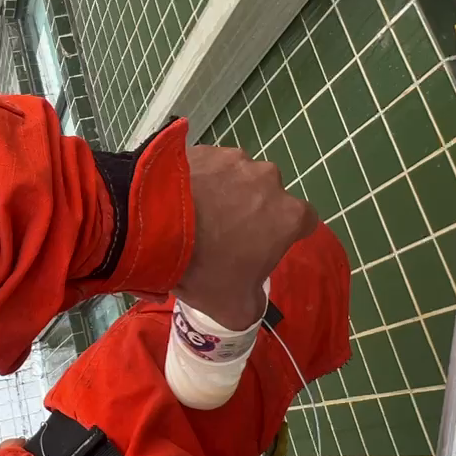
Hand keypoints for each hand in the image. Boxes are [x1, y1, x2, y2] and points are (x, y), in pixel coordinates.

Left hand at [177, 146, 318, 329]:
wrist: (152, 224)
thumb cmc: (203, 267)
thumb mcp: (234, 308)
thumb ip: (253, 304)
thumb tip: (251, 299)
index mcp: (288, 215)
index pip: (303, 222)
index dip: (283, 236)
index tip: (261, 248)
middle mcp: (268, 179)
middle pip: (267, 196)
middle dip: (251, 212)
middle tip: (221, 235)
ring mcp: (234, 158)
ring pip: (236, 178)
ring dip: (223, 193)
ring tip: (193, 216)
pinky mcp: (202, 148)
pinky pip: (206, 166)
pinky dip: (198, 179)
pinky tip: (177, 198)